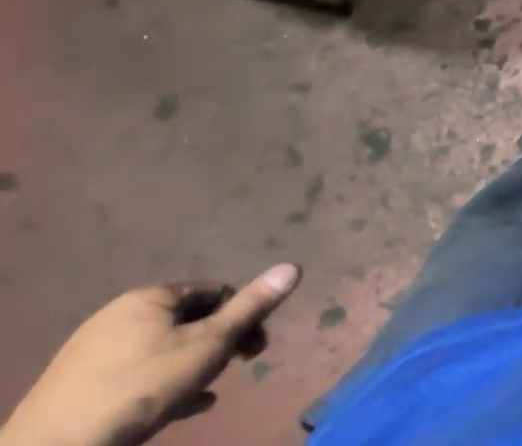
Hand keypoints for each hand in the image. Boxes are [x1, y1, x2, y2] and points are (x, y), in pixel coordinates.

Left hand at [0, 264, 300, 445]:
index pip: (216, 292)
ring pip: (164, 349)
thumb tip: (293, 267)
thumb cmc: (143, 386)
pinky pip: (136, 373)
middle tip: (234, 368)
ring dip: (193, 366)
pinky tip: (181, 406)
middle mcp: (119, 315)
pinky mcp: (77, 384)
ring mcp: (92, 350)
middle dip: (218, 343)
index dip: (243, 316)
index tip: (254, 348)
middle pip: (189, 320)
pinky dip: (163, 383)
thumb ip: (252, 306)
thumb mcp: (210, 344)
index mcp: (150, 298)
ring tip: (205, 390)